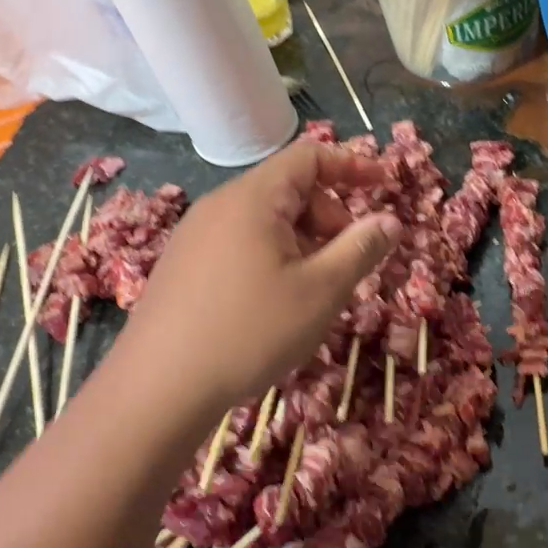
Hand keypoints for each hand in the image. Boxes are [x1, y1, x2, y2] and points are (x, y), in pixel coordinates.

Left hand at [113, 141, 399, 416]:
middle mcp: (220, 206)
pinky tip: (275, 305)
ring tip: (314, 290)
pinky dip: (273, 258)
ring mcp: (195, 237)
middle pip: (288, 189)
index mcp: (254, 199)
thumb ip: (361, 248)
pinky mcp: (182, 267)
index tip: (384, 184)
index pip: (309, 157)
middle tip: (348, 261)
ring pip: (265, 221)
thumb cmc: (250, 331)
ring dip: (303, 242)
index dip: (352, 165)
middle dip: (329, 215)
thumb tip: (390, 220)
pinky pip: (240, 244)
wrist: (157, 390)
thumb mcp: (322, 291)